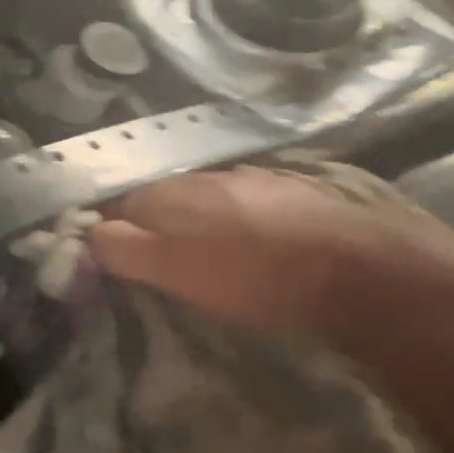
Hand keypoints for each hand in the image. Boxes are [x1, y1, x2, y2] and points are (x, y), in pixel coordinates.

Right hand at [87, 167, 406, 333]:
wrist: (370, 273)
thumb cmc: (255, 277)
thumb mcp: (172, 272)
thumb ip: (120, 250)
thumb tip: (83, 235)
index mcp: (169, 191)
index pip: (116, 204)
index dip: (109, 231)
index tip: (112, 260)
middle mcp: (208, 175)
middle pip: (163, 198)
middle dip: (155, 225)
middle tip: (159, 262)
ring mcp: (259, 177)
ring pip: (209, 199)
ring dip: (201, 222)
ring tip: (209, 254)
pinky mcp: (304, 190)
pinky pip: (253, 204)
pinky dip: (243, 222)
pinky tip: (257, 246)